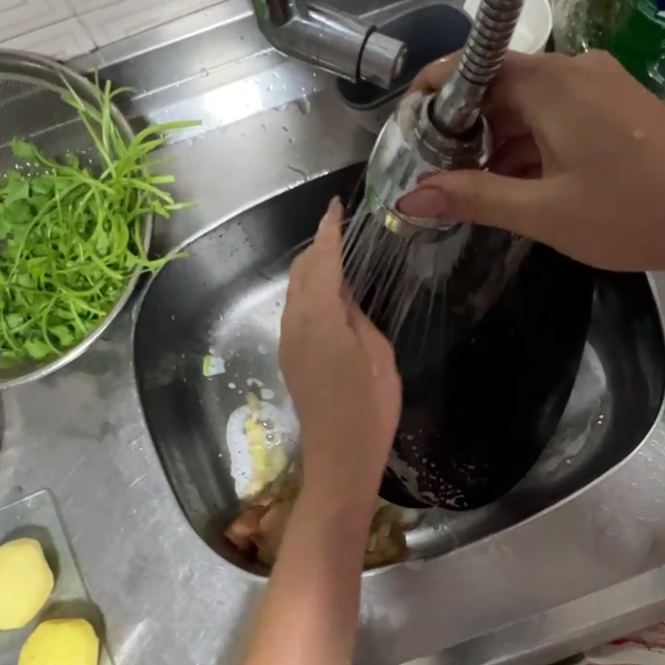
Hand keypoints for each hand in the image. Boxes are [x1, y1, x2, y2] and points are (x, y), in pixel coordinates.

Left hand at [280, 199, 401, 505]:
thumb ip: (357, 315)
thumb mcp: (377, 353)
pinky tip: (331, 299)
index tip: (337, 207)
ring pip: (295, 292)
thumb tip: (343, 291)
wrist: (340, 457)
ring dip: (312, 271)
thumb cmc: (370, 407)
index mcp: (319, 315)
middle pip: (300, 271)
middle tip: (344, 235)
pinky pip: (296, 312)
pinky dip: (310, 294)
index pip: (321, 259)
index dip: (329, 230)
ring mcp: (288, 342)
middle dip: (318, 247)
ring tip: (341, 262)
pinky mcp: (290, 358)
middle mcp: (294, 322)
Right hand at [396, 51, 664, 275]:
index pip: (473, 69)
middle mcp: (575, 70)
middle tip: (437, 179)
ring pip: (531, 106)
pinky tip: (522, 186)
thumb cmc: (629, 215)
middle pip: (501, 88)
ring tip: (474, 193)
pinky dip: (533, 147)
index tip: (406, 136)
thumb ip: (474, 198)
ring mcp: (602, 87)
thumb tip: (410, 197)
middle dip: (466, 132)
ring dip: (500, 145)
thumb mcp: (543, 213)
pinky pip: (560, 117)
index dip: (433, 98)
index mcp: (551, 83)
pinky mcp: (620, 108)